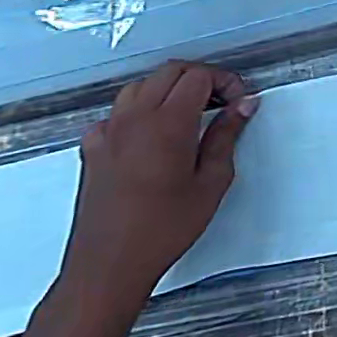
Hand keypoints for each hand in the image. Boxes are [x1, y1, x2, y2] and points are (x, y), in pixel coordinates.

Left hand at [60, 60, 257, 301]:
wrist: (109, 265)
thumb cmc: (164, 229)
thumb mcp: (211, 182)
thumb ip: (227, 136)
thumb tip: (243, 106)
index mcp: (168, 123)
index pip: (198, 76)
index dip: (224, 81)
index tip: (237, 101)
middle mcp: (135, 118)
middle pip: (170, 71)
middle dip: (200, 78)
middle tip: (220, 102)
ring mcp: (109, 131)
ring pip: (140, 86)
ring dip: (168, 89)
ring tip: (188, 113)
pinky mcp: (92, 148)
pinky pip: (116, 112)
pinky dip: (138, 111)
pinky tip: (150, 133)